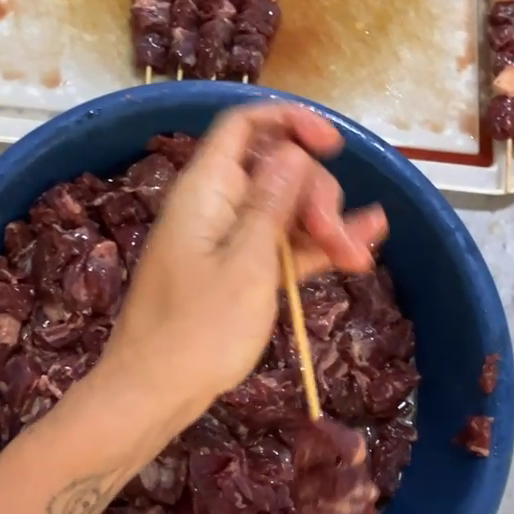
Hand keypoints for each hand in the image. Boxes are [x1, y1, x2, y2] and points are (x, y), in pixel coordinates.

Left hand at [102, 102, 386, 422]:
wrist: (155, 392)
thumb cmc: (198, 331)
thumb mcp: (246, 265)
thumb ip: (271, 205)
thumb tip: (291, 152)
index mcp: (206, 190)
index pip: (244, 126)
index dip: (289, 121)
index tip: (332, 145)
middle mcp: (215, 205)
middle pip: (275, 169)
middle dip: (315, 193)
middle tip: (335, 235)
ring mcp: (226, 239)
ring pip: (284, 209)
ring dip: (324, 226)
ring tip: (358, 258)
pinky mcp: (237, 271)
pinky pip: (281, 245)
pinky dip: (313, 249)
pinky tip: (358, 253)